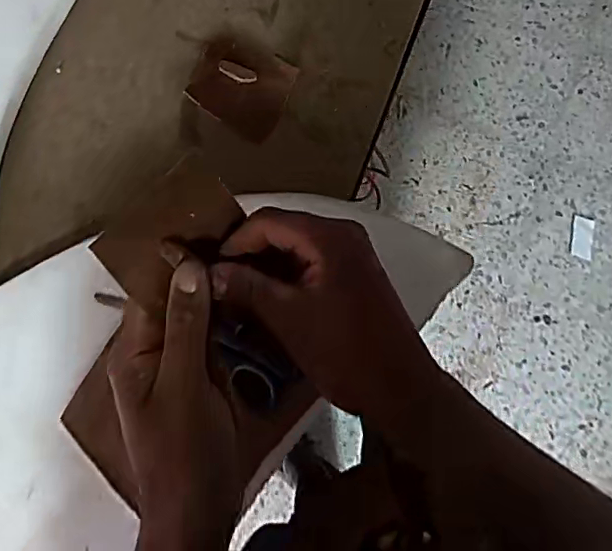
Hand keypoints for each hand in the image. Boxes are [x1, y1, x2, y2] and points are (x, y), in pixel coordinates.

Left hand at [109, 256, 240, 550]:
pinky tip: (247, 298)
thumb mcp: (185, 385)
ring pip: (195, 314)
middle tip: (233, 239)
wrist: (200, 514)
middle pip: (173, 299)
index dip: (173, 260)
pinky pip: (210, 335)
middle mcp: (151, 352)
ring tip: (243, 258)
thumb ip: (186, 325)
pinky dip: (226, 317)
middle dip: (199, 272)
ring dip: (216, 291)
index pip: (149, 290)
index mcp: (134, 352)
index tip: (203, 229)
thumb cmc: (184, 454)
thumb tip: (188, 267)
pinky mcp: (200, 376)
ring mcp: (177, 364)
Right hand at [209, 209, 445, 436]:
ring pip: (295, 247)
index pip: (269, 220)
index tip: (210, 266)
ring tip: (234, 291)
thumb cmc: (348, 353)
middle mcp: (342, 234)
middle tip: (218, 279)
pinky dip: (286, 276)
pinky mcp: (353, 273)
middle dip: (249, 253)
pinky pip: (310, 261)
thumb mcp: (290, 320)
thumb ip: (249, 289)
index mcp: (328, 236)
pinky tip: (264, 299)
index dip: (235, 241)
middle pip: (282, 229)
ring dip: (266, 266)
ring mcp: (351, 252)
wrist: (402, 391)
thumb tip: (212, 272)